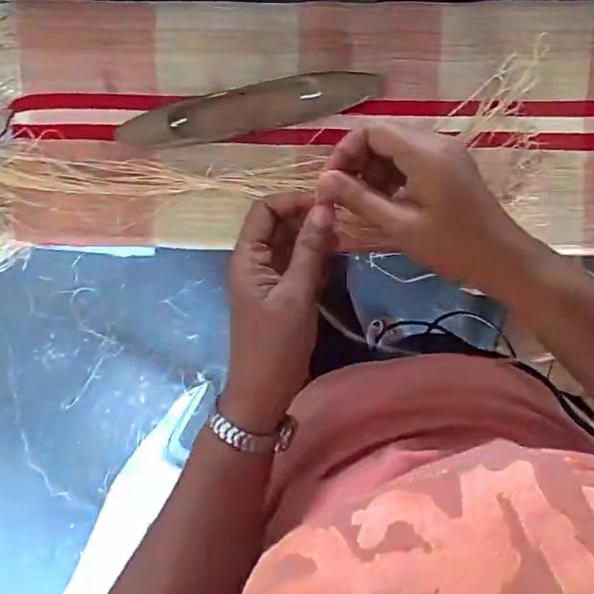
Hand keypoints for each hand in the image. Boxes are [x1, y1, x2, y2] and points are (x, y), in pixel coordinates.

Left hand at [223, 193, 334, 431]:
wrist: (263, 393)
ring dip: (315, 237)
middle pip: (279, 223)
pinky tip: (337, 258)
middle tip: (345, 219)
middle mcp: (254, 261)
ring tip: (345, 237)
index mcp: (247, 257)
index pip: (264, 209)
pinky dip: (315, 258)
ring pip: (290, 243)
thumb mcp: (296, 294)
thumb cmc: (275, 345)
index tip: (327, 203)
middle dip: (308, 217)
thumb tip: (324, 207)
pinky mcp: (281, 292)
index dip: (293, 200)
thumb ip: (310, 249)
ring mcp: (267, 276)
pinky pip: (297, 263)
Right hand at [316, 122, 551, 296]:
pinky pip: (411, 156)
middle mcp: (436, 142)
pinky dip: (391, 173)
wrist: (503, 260)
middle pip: (382, 134)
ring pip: (395, 145)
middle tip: (343, 194)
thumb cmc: (452, 247)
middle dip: (356, 160)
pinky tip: (386, 200)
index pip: (371, 130)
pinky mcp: (450, 164)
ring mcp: (445, 152)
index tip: (331, 183)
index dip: (344, 151)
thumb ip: (359, 199)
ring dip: (373, 167)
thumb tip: (324, 181)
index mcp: (424, 153)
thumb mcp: (399, 226)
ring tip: (364, 200)